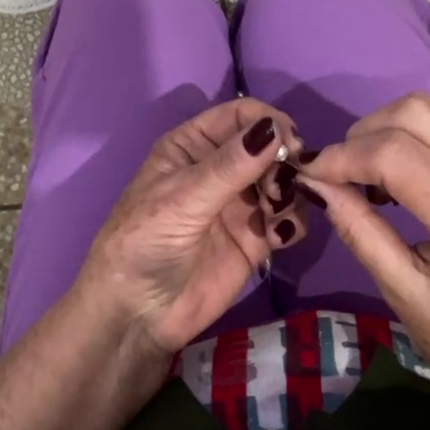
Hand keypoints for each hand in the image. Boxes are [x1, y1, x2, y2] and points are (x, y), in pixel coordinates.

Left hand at [74, 99, 306, 353]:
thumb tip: (274, 127)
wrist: (137, 315)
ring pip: (282, 181)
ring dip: (290, 191)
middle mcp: (219, 168)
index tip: (290, 141)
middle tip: (285, 184)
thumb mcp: (183, 198)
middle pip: (268, 146)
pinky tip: (280, 237)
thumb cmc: (146, 242)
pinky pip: (287, 219)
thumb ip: (230, 166)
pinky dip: (292, 221)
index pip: (239, 115)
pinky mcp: (255, 240)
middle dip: (284, 159)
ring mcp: (239, 204)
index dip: (267, 121)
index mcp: (192, 145)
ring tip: (277, 213)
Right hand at [298, 93, 429, 398]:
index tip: (310, 173)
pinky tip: (392, 173)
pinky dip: (404, 134)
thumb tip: (313, 181)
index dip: (344, 157)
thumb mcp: (404, 295)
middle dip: (362, 135)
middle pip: (414, 113)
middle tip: (339, 173)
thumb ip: (358, 231)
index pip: (396, 157)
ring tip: (365, 174)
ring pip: (427, 109)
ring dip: (382, 129)